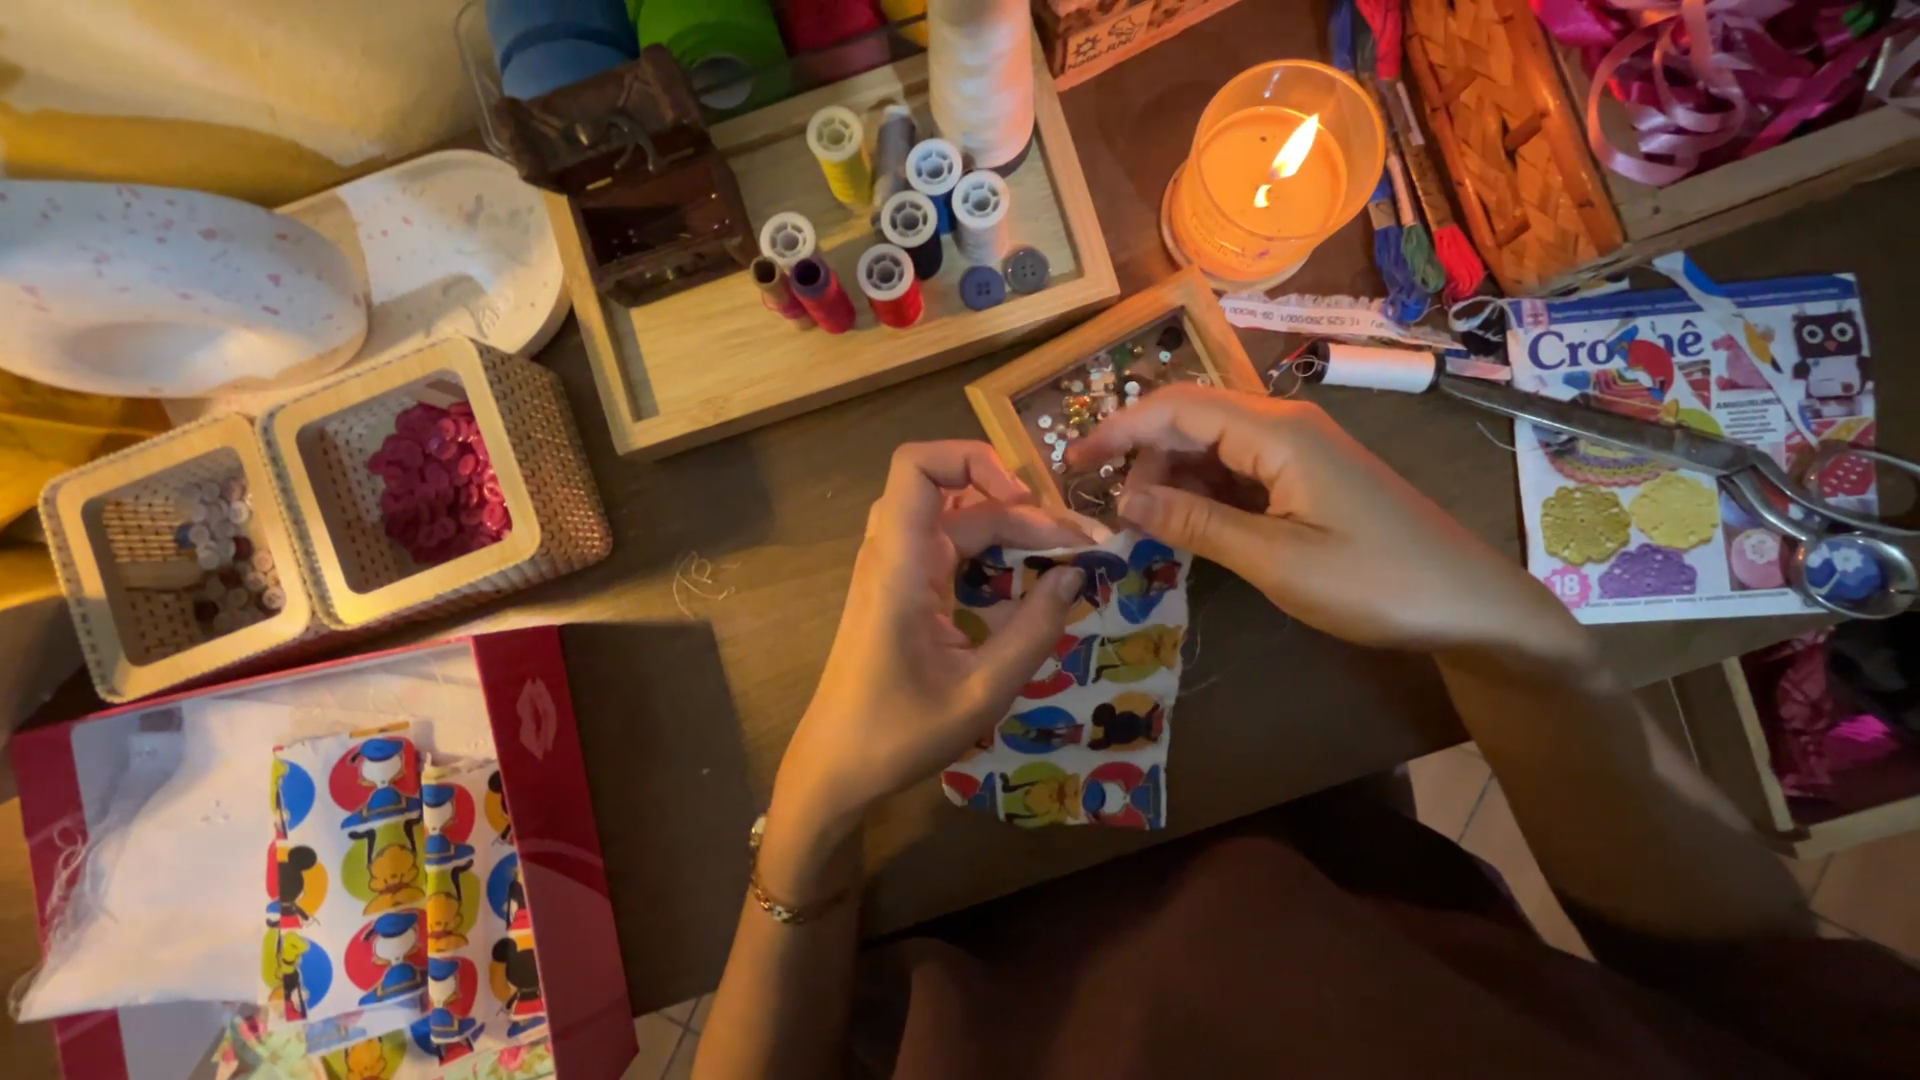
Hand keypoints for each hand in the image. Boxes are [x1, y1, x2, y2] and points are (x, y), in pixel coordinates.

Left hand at [770, 443, 1090, 853]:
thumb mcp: (981, 692)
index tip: (1025, 499)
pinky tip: (1032, 579)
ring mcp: (896, 572)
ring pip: (960, 523)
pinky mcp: (904, 592)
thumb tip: (1076, 576)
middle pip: (961, 499)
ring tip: (1069, 558)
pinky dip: (994, 555)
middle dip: (1025, 513)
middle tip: (1085, 550)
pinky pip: (952, 552)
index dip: (972, 459)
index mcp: (900, 566)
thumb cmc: (897, 735)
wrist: (836, 767)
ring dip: (1013, 532)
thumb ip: (1033, 632)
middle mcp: (894, 555)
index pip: (918, 466)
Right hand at [1069, 385, 1590, 662]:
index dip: (1117, 431)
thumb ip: (1196, 524)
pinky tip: (1185, 525)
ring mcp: (1297, 451)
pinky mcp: (1305, 477)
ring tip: (1140, 526)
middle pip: (1190, 419)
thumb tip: (1125, 501)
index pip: (1175, 408)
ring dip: (1169, 479)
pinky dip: (1201, 493)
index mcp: (1275, 431)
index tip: (1072, 464)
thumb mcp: (1275, 560)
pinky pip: (1236, 470)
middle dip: (1140, 457)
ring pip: (1210, 445)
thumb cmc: (1376, 583)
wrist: (1471, 606)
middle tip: (1109, 513)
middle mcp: (1283, 425)